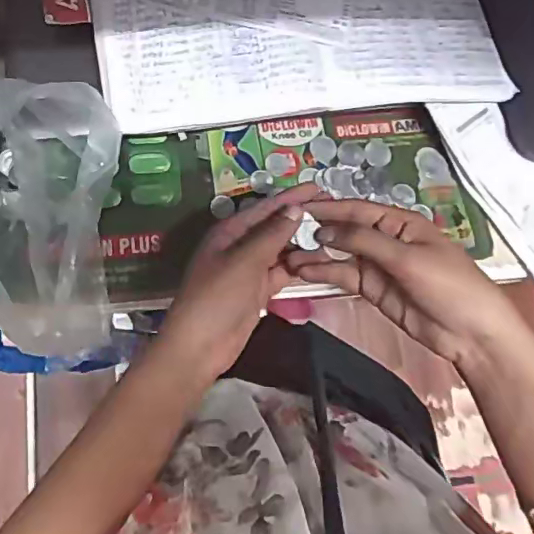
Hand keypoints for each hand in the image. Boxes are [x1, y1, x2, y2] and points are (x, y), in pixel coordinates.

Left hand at [156, 182, 317, 378]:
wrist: (199, 346)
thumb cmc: (216, 298)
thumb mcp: (244, 262)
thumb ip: (271, 235)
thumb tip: (295, 209)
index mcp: (229, 232)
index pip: (265, 208)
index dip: (292, 197)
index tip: (320, 187)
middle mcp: (238, 246)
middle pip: (274, 227)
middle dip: (300, 219)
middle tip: (334, 211)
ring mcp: (247, 270)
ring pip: (280, 250)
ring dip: (301, 244)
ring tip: (333, 235)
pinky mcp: (256, 292)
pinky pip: (280, 272)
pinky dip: (297, 267)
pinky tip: (318, 261)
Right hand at [283, 199, 523, 371]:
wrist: (471, 333)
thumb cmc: (449, 285)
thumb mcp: (407, 258)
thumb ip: (364, 241)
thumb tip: (325, 231)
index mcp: (400, 223)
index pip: (358, 209)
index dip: (328, 208)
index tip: (299, 208)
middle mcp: (386, 240)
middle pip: (345, 231)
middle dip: (317, 232)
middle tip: (285, 234)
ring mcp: (378, 265)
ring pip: (340, 255)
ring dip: (315, 255)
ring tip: (287, 257)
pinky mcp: (373, 289)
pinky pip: (344, 276)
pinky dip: (324, 273)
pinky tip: (303, 272)